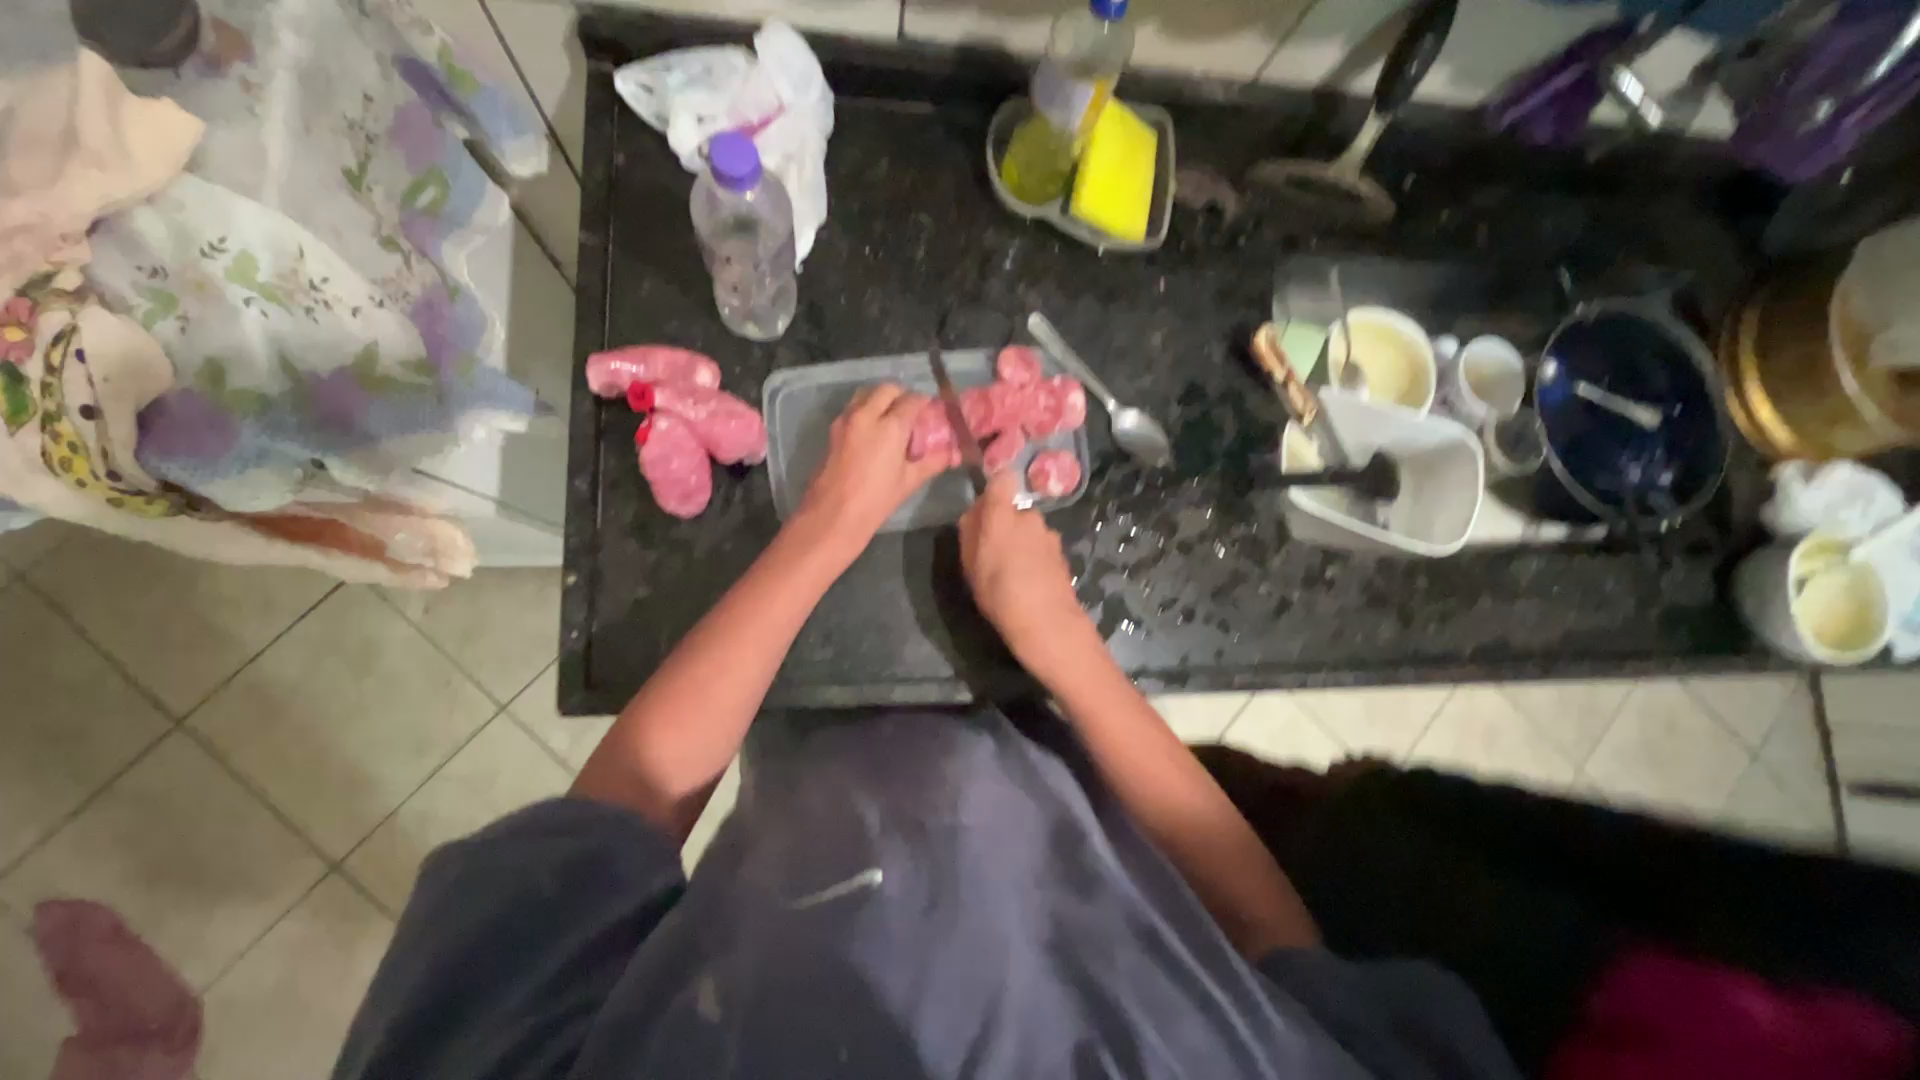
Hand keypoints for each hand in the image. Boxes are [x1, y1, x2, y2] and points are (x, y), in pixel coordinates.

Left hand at [795, 384, 948, 554]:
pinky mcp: (833, 429)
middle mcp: (867, 415)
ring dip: (880, 398)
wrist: (833, 514)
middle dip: (901, 395)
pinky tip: (872, 431)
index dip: (924, 403)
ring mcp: (846, 420)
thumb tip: (955, 454)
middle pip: (887, 389)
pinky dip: (865, 409)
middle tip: (911, 413)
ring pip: (866, 394)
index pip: (912, 400)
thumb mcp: (909, 481)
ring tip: (890, 419)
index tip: (930, 411)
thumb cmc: (876, 500)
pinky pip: (852, 408)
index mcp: (890, 426)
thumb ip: (934, 461)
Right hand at [959, 472, 1089, 665]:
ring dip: (1021, 543)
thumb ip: (969, 531)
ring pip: (1030, 530)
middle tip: (993, 553)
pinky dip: (1035, 558)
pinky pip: (1042, 547)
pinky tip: (1030, 582)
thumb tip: (975, 513)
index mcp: (1003, 513)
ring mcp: (1050, 535)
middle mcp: (1029, 516)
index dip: (995, 488)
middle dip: (1005, 524)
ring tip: (1013, 573)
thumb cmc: (998, 591)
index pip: (1002, 479)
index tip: (985, 508)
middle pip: (1014, 510)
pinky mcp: (1062, 554)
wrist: (1046, 621)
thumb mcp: (969, 564)